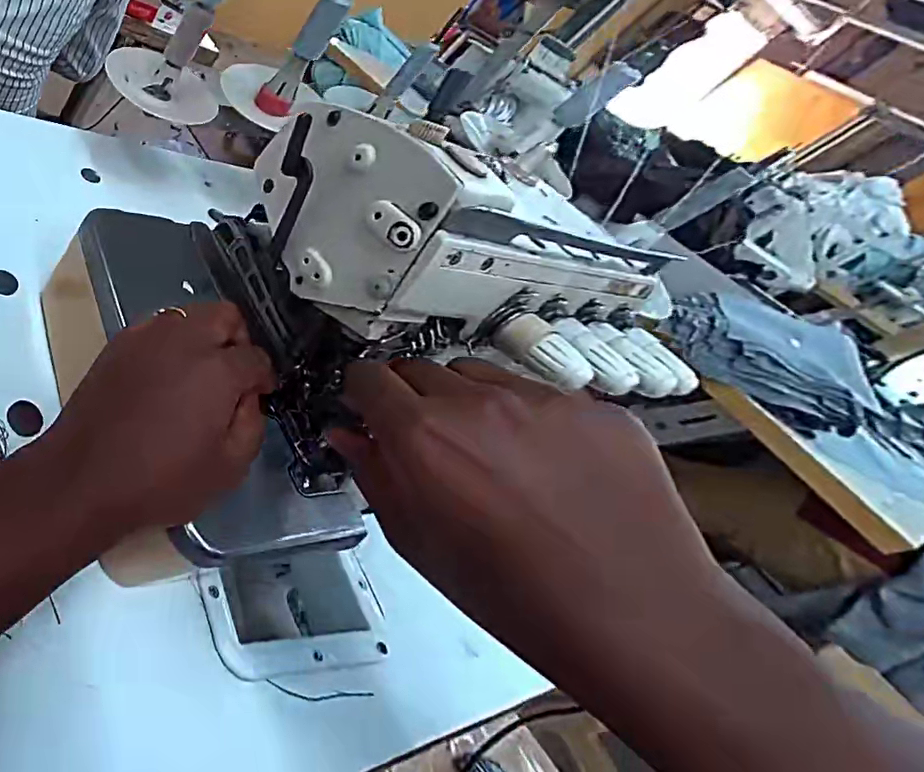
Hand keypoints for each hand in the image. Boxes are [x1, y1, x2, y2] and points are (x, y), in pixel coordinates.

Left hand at [36, 302, 273, 534]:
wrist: (84, 476)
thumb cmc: (160, 481)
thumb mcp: (228, 467)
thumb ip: (250, 421)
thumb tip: (247, 395)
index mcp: (216, 368)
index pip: (256, 356)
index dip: (263, 378)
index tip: (258, 394)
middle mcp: (180, 340)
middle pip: (223, 315)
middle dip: (236, 341)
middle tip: (230, 378)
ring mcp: (143, 337)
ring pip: (186, 315)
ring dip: (200, 337)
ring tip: (194, 378)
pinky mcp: (115, 344)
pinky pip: (154, 329)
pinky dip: (167, 344)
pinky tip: (161, 379)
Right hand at [329, 359, 728, 674]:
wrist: (642, 623)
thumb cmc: (524, 594)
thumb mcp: (415, 538)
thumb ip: (373, 474)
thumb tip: (350, 439)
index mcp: (420, 434)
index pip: (366, 375)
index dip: (361, 393)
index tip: (367, 405)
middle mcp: (475, 406)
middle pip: (416, 367)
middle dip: (410, 397)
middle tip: (426, 435)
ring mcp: (540, 404)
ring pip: (475, 374)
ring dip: (466, 399)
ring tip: (487, 450)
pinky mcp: (596, 412)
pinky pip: (538, 393)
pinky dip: (526, 416)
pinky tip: (540, 462)